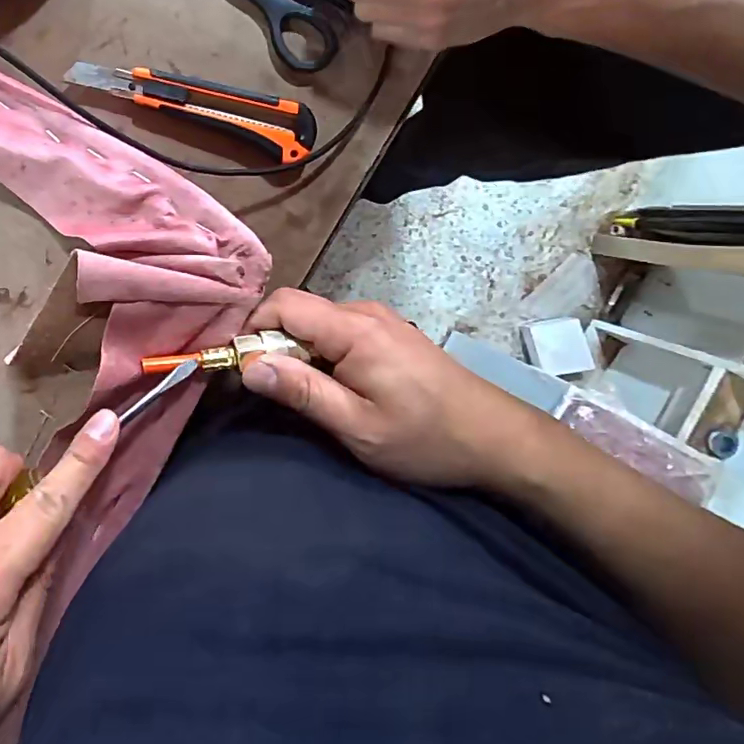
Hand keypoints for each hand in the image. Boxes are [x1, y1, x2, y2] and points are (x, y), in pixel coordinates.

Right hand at [241, 289, 557, 490]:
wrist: (498, 438)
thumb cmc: (426, 438)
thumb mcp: (357, 426)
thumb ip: (302, 392)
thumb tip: (249, 365)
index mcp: (354, 330)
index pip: (282, 304)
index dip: (253, 331)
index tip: (245, 369)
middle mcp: (364, 312)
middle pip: (297, 311)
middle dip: (274, 345)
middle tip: (277, 392)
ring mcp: (379, 319)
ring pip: (315, 321)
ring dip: (298, 351)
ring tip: (310, 395)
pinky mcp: (388, 331)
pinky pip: (337, 329)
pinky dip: (321, 351)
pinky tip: (336, 385)